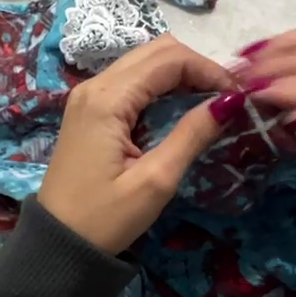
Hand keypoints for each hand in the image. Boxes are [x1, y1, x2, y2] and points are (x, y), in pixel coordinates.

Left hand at [38, 35, 235, 252]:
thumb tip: (231, 102)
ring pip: (143, 63)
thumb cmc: (104, 219)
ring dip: (180, 75)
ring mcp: (88, 97)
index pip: (168, 59)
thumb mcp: (155, 181)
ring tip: (211, 101)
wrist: (57, 245)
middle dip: (196, 67)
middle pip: (155, 52)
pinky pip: (131, 83)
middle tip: (228, 96)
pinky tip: (181, 108)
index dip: (210, 70)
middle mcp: (94, 86)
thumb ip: (192, 135)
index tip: (238, 96)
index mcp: (107, 99)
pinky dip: (161, 87)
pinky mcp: (89, 112)